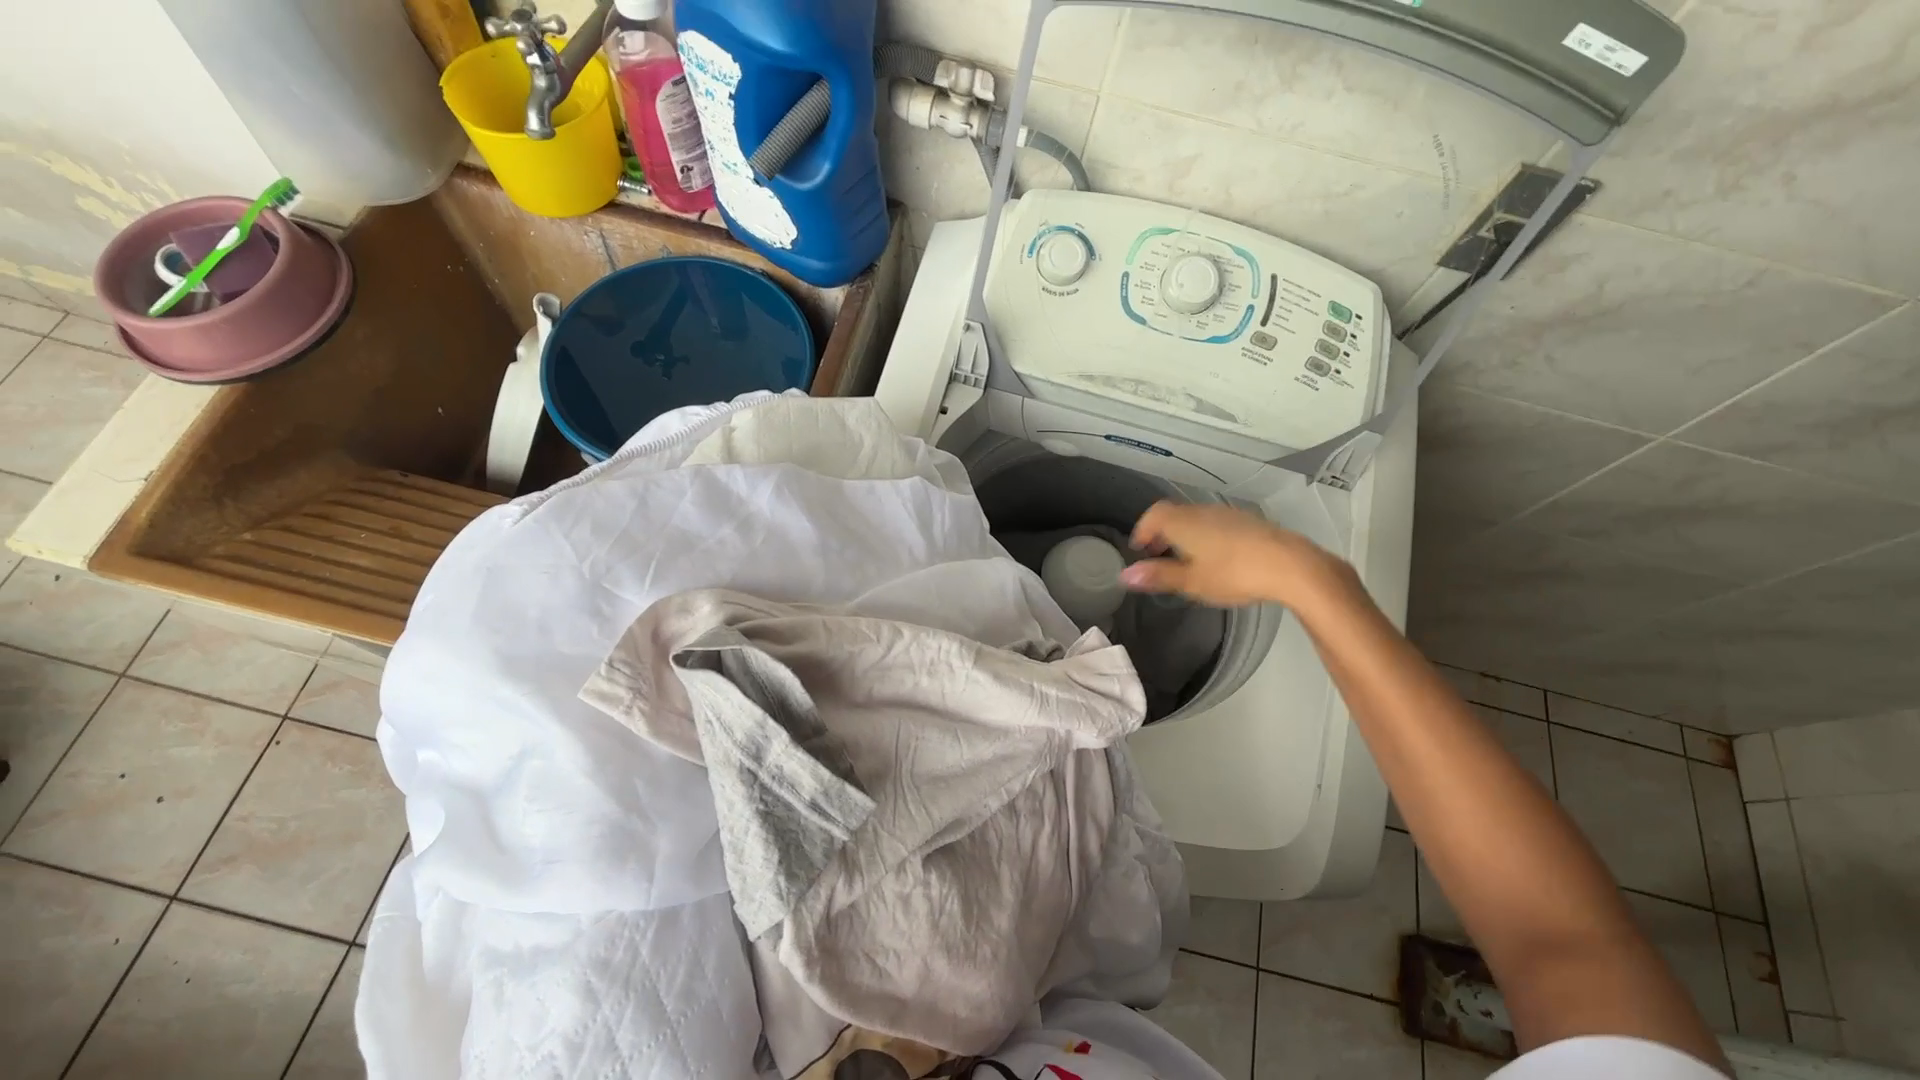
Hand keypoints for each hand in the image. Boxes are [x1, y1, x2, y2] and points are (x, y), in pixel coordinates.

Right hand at [1120, 501, 1353, 608]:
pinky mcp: (1248, 522)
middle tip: (1157, 555)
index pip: (1153, 515)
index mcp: (1183, 522)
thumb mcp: (1191, 581)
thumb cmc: (1233, 573)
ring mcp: (1227, 514)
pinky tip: (1216, 557)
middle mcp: (1202, 512)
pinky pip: (1215, 523)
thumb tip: (1125, 575)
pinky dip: (1205, 535)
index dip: (1142, 530)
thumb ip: (1158, 576)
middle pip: (1173, 514)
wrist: (1289, 565)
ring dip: (1184, 534)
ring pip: (1196, 518)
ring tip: (1185, 559)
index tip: (1139, 549)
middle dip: (1161, 533)